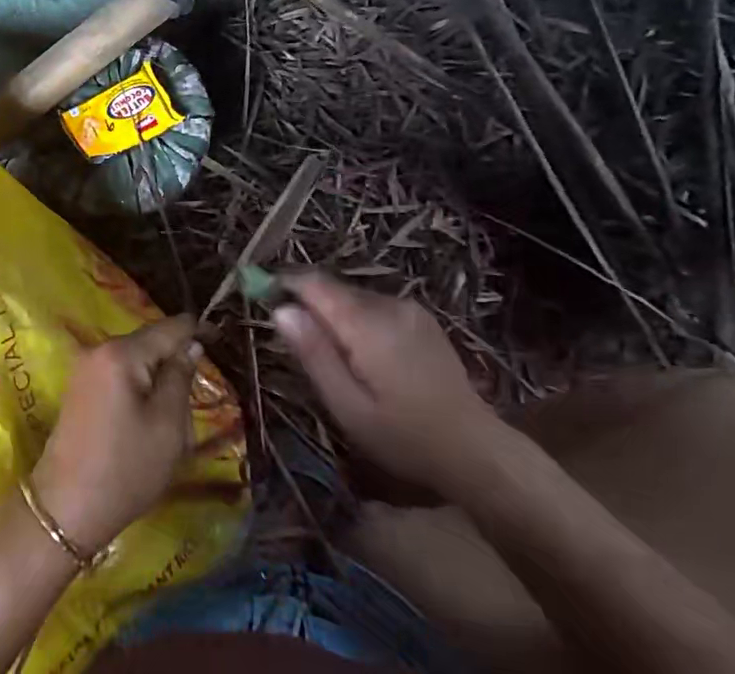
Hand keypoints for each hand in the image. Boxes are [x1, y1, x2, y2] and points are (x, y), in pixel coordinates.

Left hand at [30, 314, 199, 556]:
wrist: (65, 509)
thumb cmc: (125, 469)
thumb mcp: (167, 425)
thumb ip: (181, 377)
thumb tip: (189, 346)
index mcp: (121, 353)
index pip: (169, 327)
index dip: (197, 330)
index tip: (220, 339)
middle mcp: (98, 350)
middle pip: (150, 342)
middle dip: (176, 360)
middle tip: (198, 394)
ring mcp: (85, 368)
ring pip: (136, 359)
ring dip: (159, 376)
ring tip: (177, 411)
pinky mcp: (80, 388)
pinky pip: (120, 374)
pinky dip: (140, 387)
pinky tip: (149, 417)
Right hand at [273, 272, 507, 487]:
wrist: (475, 450)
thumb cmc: (403, 436)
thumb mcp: (347, 405)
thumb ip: (314, 354)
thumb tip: (281, 310)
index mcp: (368, 324)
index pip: (315, 284)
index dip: (285, 284)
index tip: (260, 293)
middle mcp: (390, 305)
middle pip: (335, 289)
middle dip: (309, 304)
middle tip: (293, 340)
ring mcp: (411, 310)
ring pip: (355, 298)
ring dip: (333, 314)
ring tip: (327, 355)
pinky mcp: (422, 320)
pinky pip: (375, 307)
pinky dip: (357, 320)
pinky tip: (359, 354)